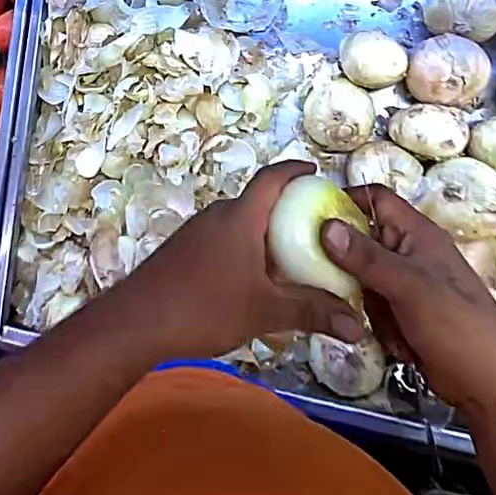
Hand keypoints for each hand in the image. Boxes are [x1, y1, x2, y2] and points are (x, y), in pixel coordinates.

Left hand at [99, 161, 366, 360]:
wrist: (138, 320)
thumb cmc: (205, 305)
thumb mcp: (265, 311)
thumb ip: (312, 312)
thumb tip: (357, 325)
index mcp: (240, 216)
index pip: (272, 178)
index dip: (294, 169)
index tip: (314, 170)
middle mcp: (218, 214)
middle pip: (258, 201)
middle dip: (286, 210)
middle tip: (313, 228)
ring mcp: (197, 230)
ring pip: (240, 222)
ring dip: (264, 233)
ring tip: (289, 258)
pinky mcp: (184, 248)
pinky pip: (223, 236)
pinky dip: (244, 246)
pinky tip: (252, 278)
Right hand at [322, 185, 495, 415]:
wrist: (493, 389)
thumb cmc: (458, 327)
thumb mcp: (408, 286)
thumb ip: (366, 256)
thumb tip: (326, 225)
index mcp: (416, 233)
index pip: (375, 198)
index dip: (345, 200)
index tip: (313, 216)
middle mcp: (410, 252)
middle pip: (362, 242)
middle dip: (351, 268)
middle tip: (339, 285)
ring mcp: (409, 285)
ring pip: (363, 279)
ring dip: (369, 305)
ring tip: (391, 326)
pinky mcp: (406, 314)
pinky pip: (375, 308)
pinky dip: (382, 327)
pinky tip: (402, 345)